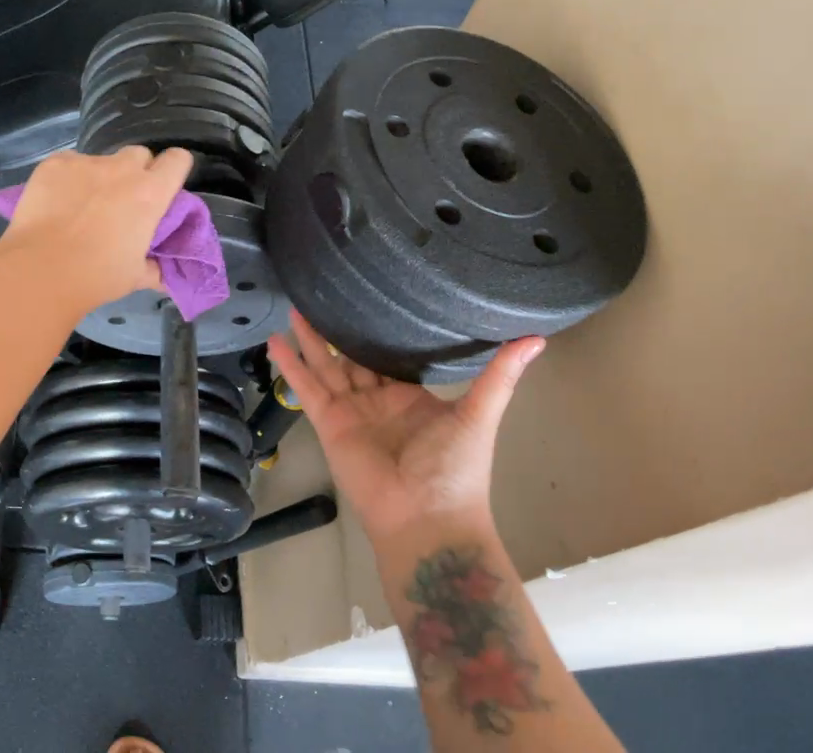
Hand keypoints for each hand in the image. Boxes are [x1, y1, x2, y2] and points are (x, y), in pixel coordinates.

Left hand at [0, 147, 193, 315]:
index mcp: (150, 193)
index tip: (164, 187)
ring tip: (83, 203)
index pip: (178, 159)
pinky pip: (69, 162)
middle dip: (136, 171)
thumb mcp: (135, 277)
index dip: (173, 170)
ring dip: (100, 176)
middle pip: (139, 154)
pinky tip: (56, 200)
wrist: (41, 270)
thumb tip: (164, 276)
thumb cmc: (96, 276)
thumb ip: (155, 269)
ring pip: (102, 159)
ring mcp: (86, 162)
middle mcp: (122, 169)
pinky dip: (68, 177)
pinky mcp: (55, 163)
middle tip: (123, 199)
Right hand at [268, 312, 543, 539]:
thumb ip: (499, 377)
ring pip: (326, 366)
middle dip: (337, 330)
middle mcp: (377, 400)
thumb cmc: (455, 470)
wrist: (426, 518)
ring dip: (309, 340)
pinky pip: (307, 389)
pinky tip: (275, 341)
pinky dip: (290, 367)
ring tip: (294, 306)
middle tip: (323, 294)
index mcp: (409, 398)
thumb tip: (537, 339)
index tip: (367, 298)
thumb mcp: (478, 415)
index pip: (389, 357)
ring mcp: (351, 411)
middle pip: (352, 357)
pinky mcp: (329, 423)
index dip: (377, 330)